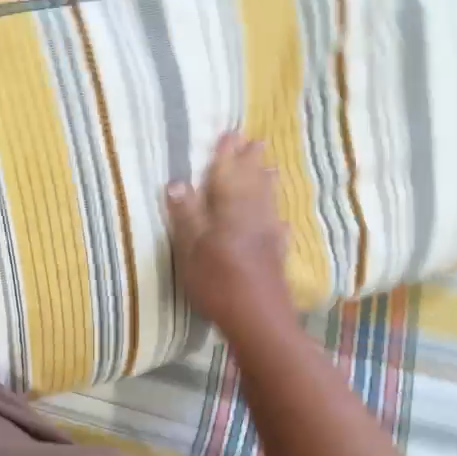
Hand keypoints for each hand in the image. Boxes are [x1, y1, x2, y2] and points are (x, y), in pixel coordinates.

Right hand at [165, 133, 297, 336]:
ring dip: (266, 183)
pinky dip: (275, 216)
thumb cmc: (218, 283)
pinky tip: (278, 218)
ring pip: (267, 203)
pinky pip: (276, 226)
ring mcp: (267, 238)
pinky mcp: (275, 257)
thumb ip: (187, 215)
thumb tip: (179, 183)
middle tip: (255, 142)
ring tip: (270, 168)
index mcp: (230, 213)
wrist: (259, 321)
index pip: (227, 177)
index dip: (226, 157)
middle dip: (250, 163)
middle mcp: (252, 219)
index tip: (229, 134)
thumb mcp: (191, 248)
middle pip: (252, 185)